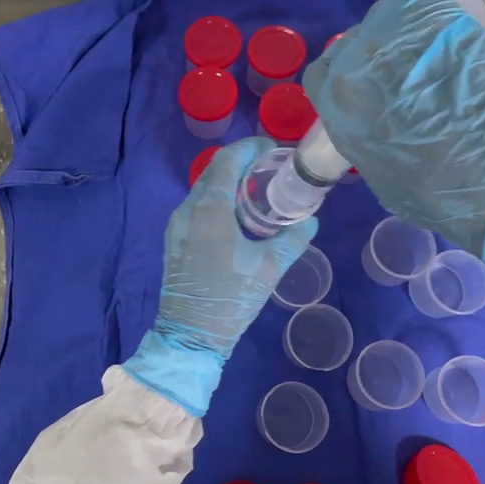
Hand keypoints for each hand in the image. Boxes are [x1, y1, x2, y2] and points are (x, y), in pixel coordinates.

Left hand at [123, 138, 318, 415]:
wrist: (190, 335)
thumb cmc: (230, 298)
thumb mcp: (269, 268)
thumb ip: (292, 239)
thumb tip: (310, 221)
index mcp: (209, 208)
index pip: (227, 161)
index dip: (249, 148)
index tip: (271, 148)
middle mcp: (187, 209)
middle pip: (213, 171)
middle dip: (240, 162)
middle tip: (269, 167)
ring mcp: (176, 224)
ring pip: (203, 189)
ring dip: (228, 182)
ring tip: (257, 188)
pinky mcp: (174, 238)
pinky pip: (196, 206)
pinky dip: (217, 199)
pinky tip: (237, 213)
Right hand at [303, 0, 484, 300]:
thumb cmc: (454, 198)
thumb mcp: (391, 182)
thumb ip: (374, 146)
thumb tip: (385, 131)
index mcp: (338, 116)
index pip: (325, 76)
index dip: (352, 75)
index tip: (379, 81)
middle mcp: (351, 70)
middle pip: (358, 42)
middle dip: (383, 50)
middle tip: (419, 64)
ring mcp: (386, 37)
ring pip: (390, 14)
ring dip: (410, 24)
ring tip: (444, 39)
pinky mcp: (425, 12)